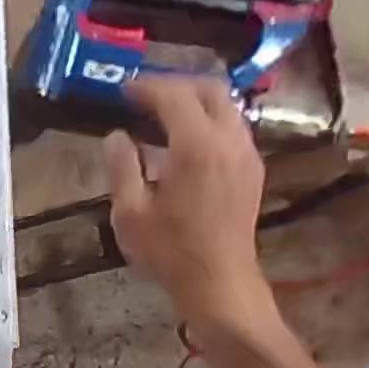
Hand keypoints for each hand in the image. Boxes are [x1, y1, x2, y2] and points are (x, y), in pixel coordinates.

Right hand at [104, 76, 274, 329]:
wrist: (218, 282)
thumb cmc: (169, 251)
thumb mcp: (130, 213)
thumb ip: (122, 167)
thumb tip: (116, 137)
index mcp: (196, 147)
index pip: (174, 96)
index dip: (147, 87)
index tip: (124, 89)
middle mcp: (229, 141)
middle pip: (209, 90)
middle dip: (175, 85)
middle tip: (145, 95)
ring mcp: (246, 154)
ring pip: (226, 107)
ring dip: (195, 102)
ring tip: (162, 116)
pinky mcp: (252, 170)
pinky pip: (232, 128)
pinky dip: (208, 122)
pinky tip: (184, 143)